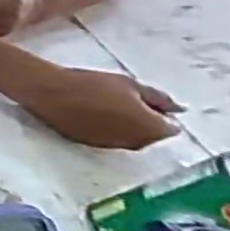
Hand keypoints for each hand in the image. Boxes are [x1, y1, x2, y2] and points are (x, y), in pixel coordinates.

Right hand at [18, 67, 184, 149]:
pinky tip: (90, 114)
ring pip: (130, 138)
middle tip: (122, 101)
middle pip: (151, 135)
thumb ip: (158, 98)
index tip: (142, 100)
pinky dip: (107, 130)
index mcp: (152, 128)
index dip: (159, 113)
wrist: (49, 92)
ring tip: (104, 106)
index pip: (171, 127)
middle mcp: (139, 144)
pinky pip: (109, 139)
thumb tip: (180, 110)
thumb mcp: (128, 83)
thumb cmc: (90, 84)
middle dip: (144, 121)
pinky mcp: (93, 145)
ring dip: (125, 126)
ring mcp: (114, 146)